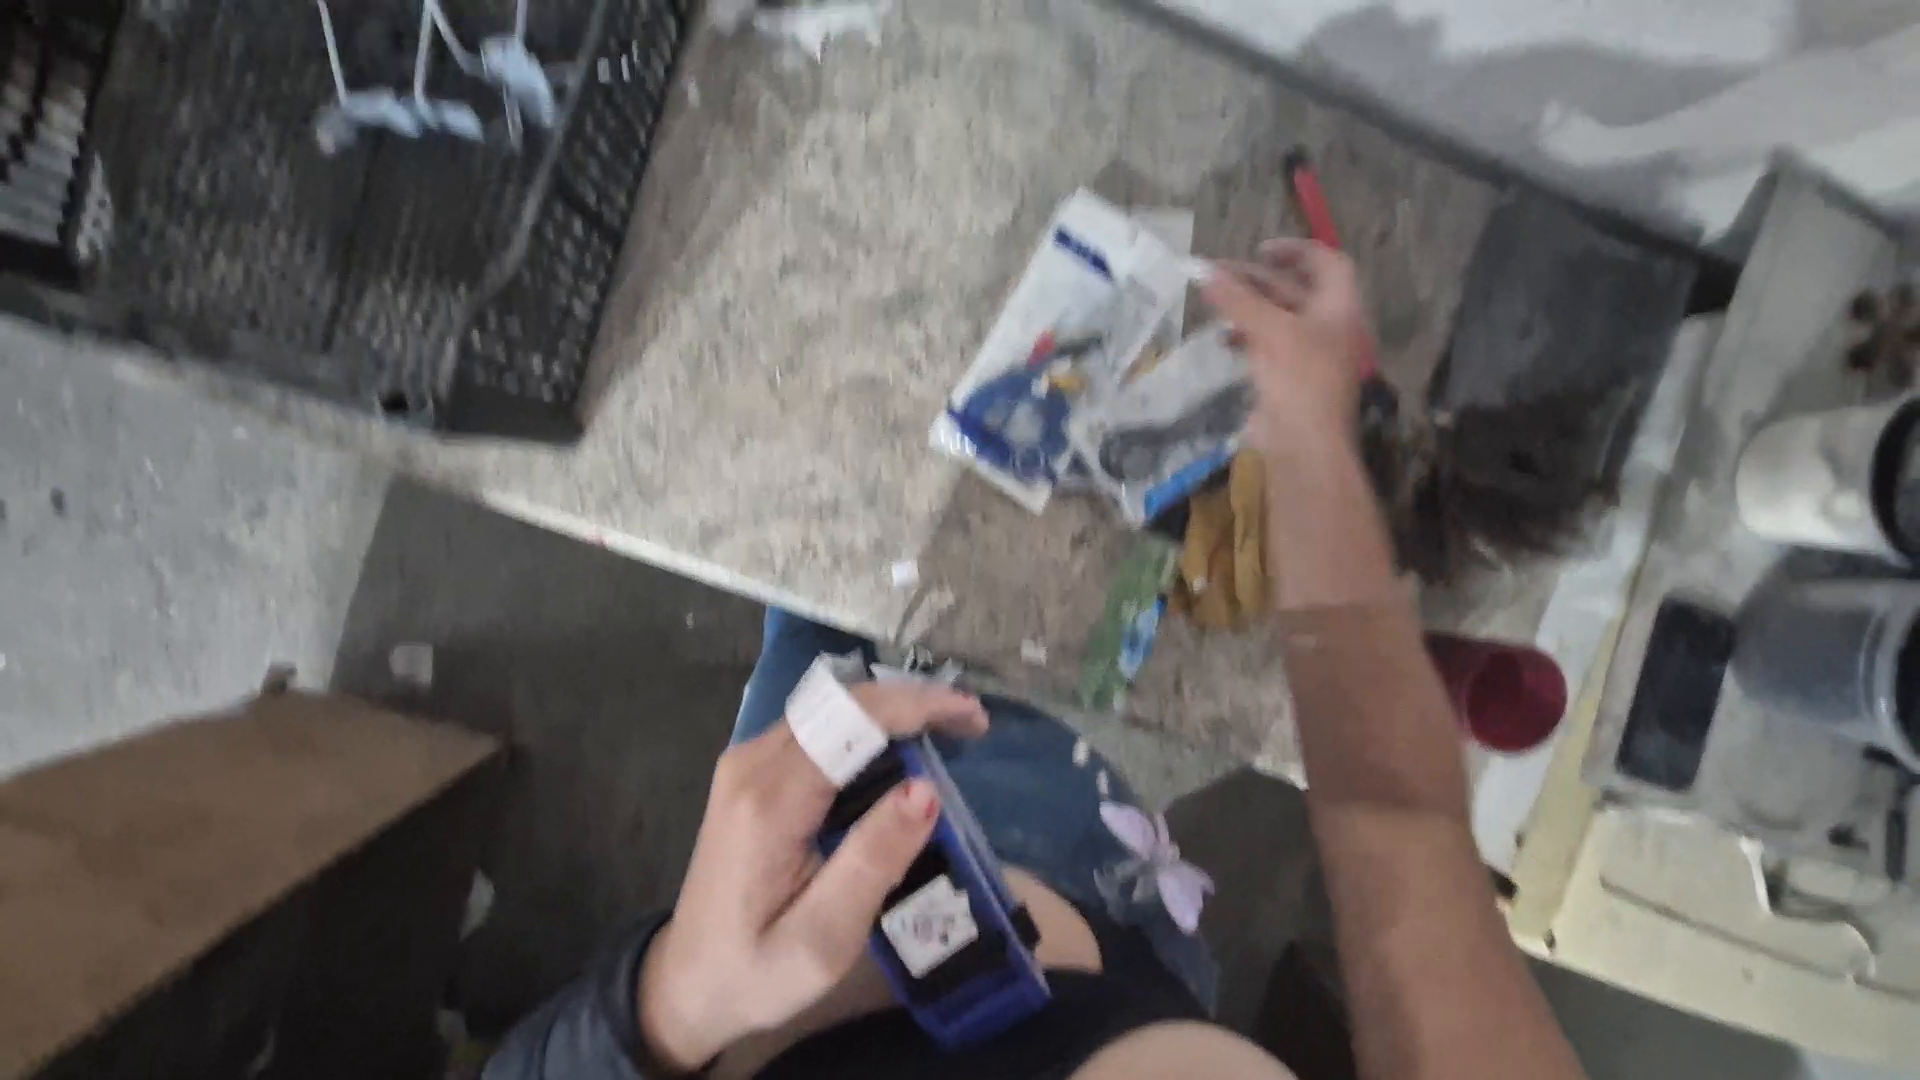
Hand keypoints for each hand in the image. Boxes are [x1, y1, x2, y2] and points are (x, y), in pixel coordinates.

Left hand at [636, 681, 988, 1071]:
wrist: (685, 984)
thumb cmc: (756, 971)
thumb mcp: (823, 938)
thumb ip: (874, 860)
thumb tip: (926, 789)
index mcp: (768, 801)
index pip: (850, 720)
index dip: (916, 706)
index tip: (972, 717)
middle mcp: (752, 762)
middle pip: (842, 703)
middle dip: (913, 702)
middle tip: (971, 724)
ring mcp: (749, 761)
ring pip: (833, 708)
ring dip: (894, 711)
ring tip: (949, 732)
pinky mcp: (754, 770)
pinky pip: (821, 727)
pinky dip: (870, 727)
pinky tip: (903, 747)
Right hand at [1202, 238, 1374, 451]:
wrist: (1302, 443)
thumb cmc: (1299, 380)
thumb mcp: (1270, 331)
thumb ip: (1238, 301)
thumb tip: (1204, 272)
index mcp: (1338, 309)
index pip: (1326, 264)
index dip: (1296, 250)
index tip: (1260, 249)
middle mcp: (1326, 328)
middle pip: (1293, 291)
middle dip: (1256, 280)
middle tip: (1217, 273)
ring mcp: (1306, 355)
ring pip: (1275, 320)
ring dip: (1246, 308)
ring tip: (1213, 302)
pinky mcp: (1286, 379)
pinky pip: (1265, 347)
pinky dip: (1244, 338)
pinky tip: (1223, 340)